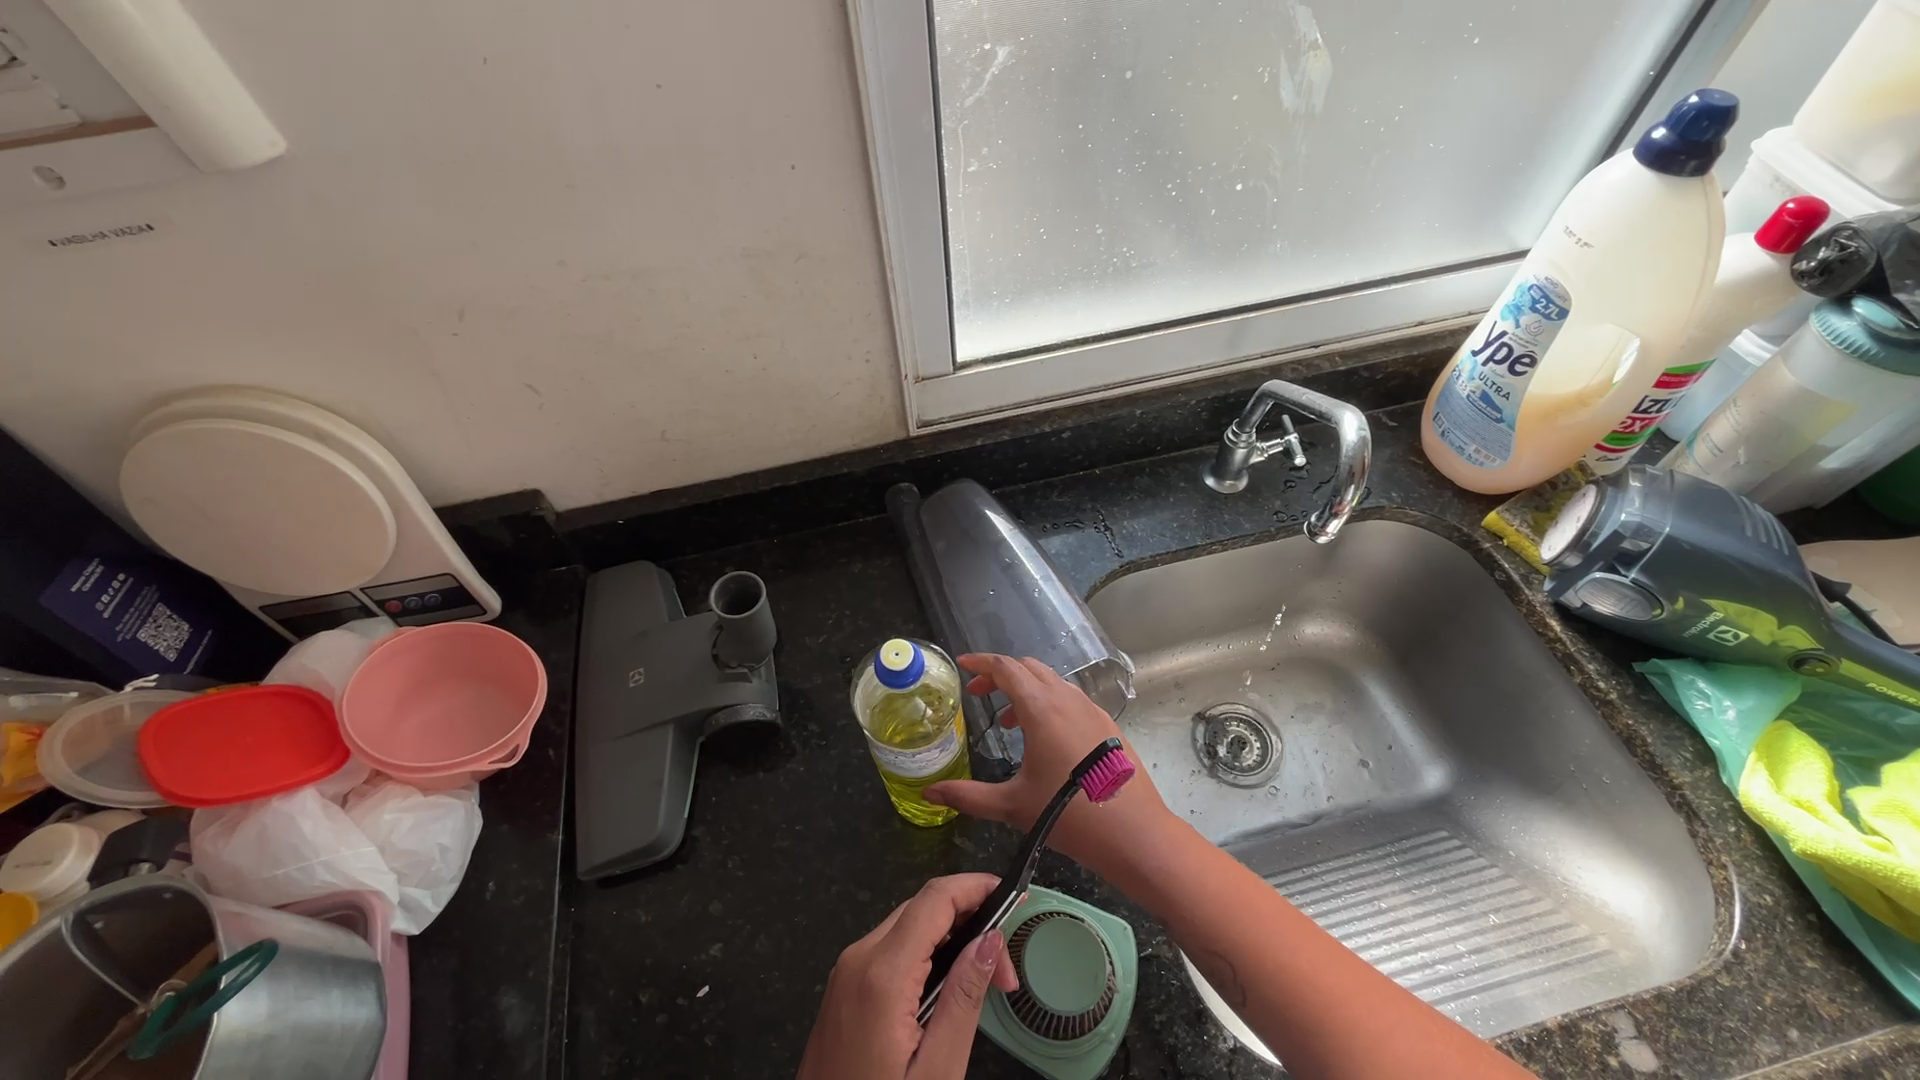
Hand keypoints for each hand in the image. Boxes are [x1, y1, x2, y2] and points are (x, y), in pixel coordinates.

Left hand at [797, 874, 1019, 1079]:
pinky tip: (947, 991)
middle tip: (1005, 975)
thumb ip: (964, 996)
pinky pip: (890, 951)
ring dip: (950, 940)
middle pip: (922, 909)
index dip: (976, 887)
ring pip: (907, 927)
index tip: (1015, 896)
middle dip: (971, 922)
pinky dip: (925, 956)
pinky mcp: (843, 988)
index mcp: (881, 973)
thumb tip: (991, 938)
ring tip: (985, 986)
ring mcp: (845, 972)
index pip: (935, 899)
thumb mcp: (937, 1068)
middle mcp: (858, 958)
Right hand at [925, 654, 1175, 877]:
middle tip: (979, 694)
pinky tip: (1045, 738)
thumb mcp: (1012, 806)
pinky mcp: (1108, 726)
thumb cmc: (1071, 817)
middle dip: (1001, 675)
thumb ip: (968, 795)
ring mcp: (1093, 710)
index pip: (1007, 669)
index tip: (963, 664)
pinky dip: (1049, 703)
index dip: (982, 663)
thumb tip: (929, 792)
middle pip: (1030, 669)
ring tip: (1008, 722)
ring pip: (1053, 683)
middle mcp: (1068, 700)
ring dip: (1026, 690)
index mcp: (1042, 709)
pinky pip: (1072, 699)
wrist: (1135, 834)